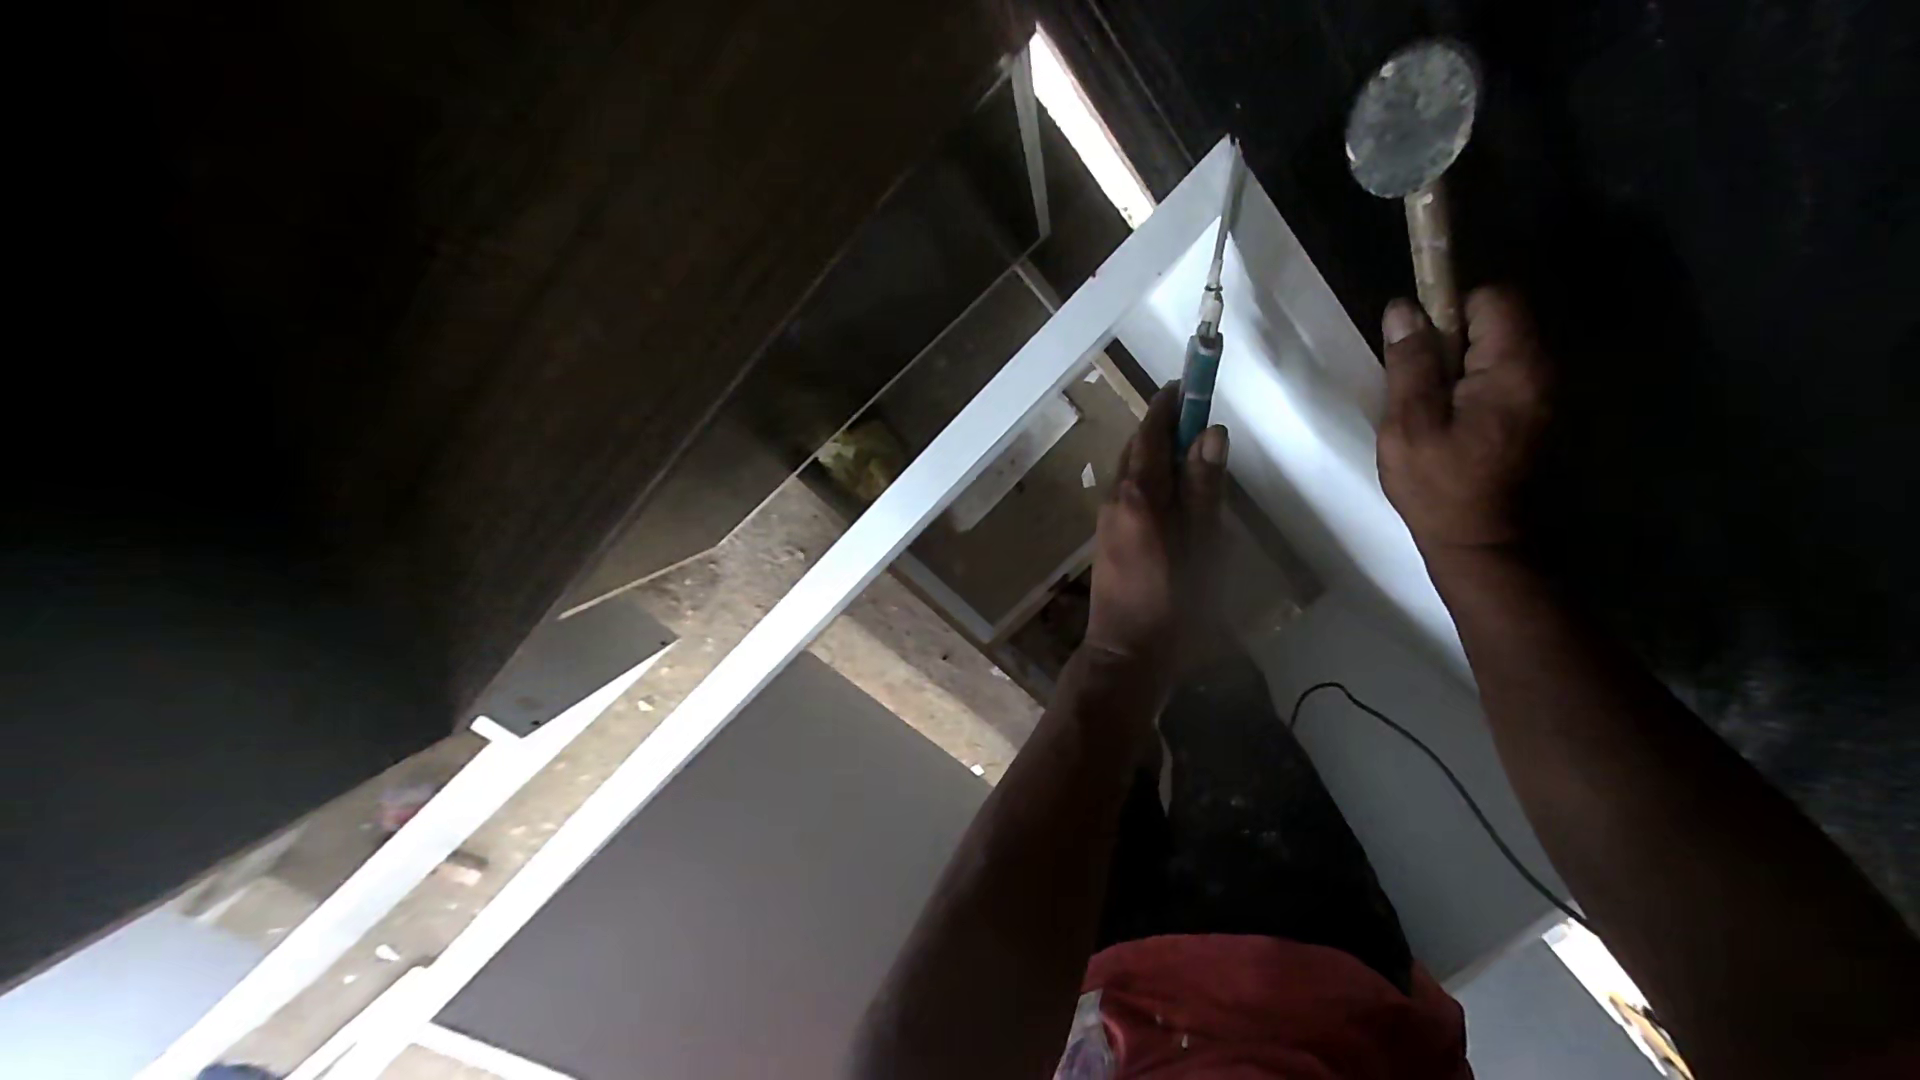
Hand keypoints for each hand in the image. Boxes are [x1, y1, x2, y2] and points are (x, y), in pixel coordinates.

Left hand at [1085, 383, 1228, 685]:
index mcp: (1139, 496)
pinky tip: (1171, 488)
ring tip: (1187, 445)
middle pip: (1136, 449)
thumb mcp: (1204, 544)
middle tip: (1192, 411)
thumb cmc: (1177, 604)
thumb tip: (1210, 433)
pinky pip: (1127, 492)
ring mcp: (1106, 519)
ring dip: (1153, 451)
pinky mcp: (1107, 538)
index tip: (1185, 382)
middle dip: (1161, 426)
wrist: (1127, 652)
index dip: (1168, 406)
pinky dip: (1148, 476)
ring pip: (1129, 471)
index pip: (1151, 435)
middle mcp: (1115, 499)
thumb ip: (1205, 488)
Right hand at [1377, 287, 1551, 560]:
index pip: (1493, 298)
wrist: (1480, 541)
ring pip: (1495, 350)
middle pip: (1497, 321)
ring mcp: (1542, 394)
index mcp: (1515, 367)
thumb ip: (1411, 363)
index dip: (1449, 305)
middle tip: (1413, 382)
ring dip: (1455, 364)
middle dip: (1449, 338)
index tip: (1414, 338)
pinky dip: (1467, 384)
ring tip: (1424, 406)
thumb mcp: (1409, 423)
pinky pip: (1498, 376)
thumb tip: (1404, 309)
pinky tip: (1444, 420)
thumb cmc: (1438, 485)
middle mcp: (1541, 371)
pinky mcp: (1532, 414)